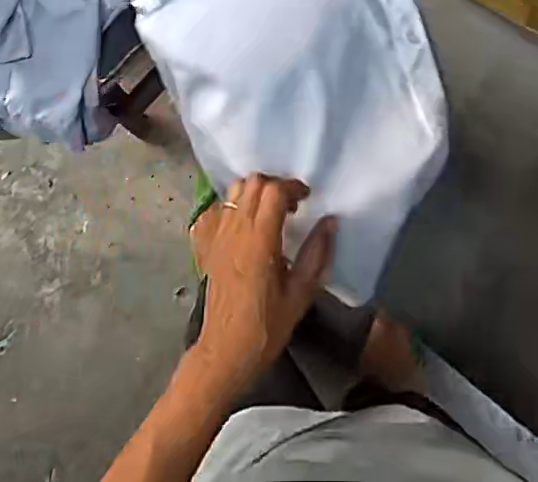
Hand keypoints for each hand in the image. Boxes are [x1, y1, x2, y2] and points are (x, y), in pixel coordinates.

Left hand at [187, 174, 335, 394]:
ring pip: (234, 193)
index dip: (293, 187)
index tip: (306, 200)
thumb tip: (330, 221)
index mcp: (260, 241)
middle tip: (291, 204)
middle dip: (276, 185)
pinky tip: (245, 224)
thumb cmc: (266, 327)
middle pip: (253, 184)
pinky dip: (233, 207)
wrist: (223, 355)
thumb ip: (317, 253)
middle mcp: (236, 233)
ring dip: (255, 193)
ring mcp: (217, 239)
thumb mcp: (301, 293)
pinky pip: (217, 212)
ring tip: (270, 211)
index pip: (274, 191)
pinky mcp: (207, 249)